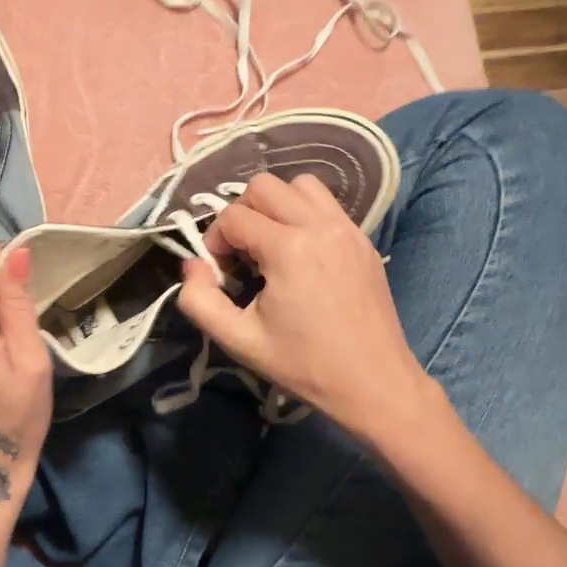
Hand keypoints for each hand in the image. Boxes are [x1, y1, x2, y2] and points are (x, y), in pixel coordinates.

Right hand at [176, 173, 434, 429]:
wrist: (373, 382)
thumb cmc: (303, 364)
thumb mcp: (238, 340)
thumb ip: (199, 301)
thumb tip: (193, 265)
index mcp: (287, 249)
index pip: (234, 216)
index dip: (215, 239)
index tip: (221, 273)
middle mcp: (319, 226)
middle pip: (264, 186)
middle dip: (242, 213)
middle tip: (242, 253)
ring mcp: (346, 229)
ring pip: (300, 184)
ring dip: (276, 206)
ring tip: (271, 244)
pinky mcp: (363, 239)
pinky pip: (326, 204)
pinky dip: (304, 214)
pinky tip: (301, 253)